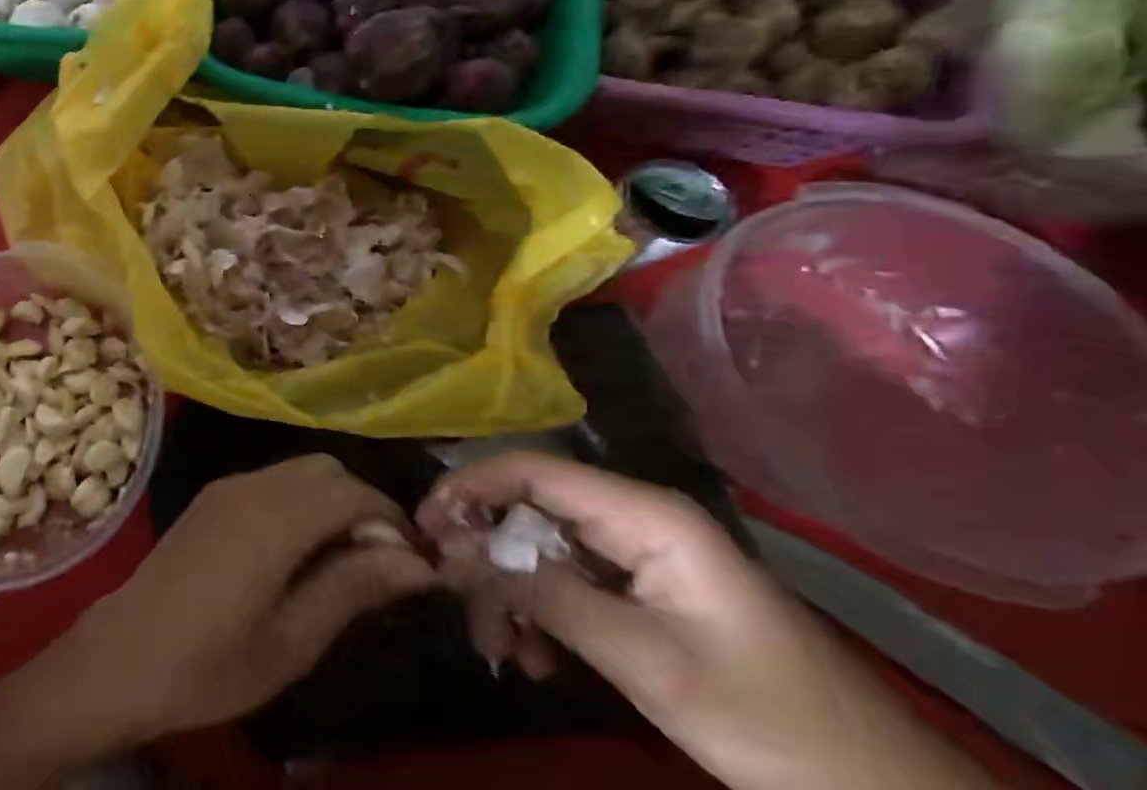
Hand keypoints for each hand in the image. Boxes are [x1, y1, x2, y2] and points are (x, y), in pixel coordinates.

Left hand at [34, 454, 436, 746]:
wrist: (121, 656)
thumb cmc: (209, 664)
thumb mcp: (291, 641)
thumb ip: (352, 588)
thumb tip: (416, 560)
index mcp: (274, 519)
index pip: (353, 491)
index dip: (391, 518)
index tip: (412, 562)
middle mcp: (251, 486)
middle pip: (327, 469)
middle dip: (362, 503)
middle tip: (376, 562)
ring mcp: (226, 487)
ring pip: (298, 470)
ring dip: (331, 500)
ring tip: (341, 560)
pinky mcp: (211, 497)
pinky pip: (272, 480)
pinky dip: (300, 500)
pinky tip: (297, 550)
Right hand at [418, 452, 992, 789]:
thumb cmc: (769, 721)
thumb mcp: (645, 660)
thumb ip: (547, 598)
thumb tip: (460, 558)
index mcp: (646, 516)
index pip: (534, 472)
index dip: (471, 486)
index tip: (424, 524)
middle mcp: (636, 521)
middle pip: (532, 510)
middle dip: (486, 552)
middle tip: (453, 598)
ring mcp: (640, 557)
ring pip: (544, 551)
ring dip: (511, 594)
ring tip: (504, 650)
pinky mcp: (644, 592)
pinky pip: (569, 584)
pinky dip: (540, 615)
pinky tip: (537, 658)